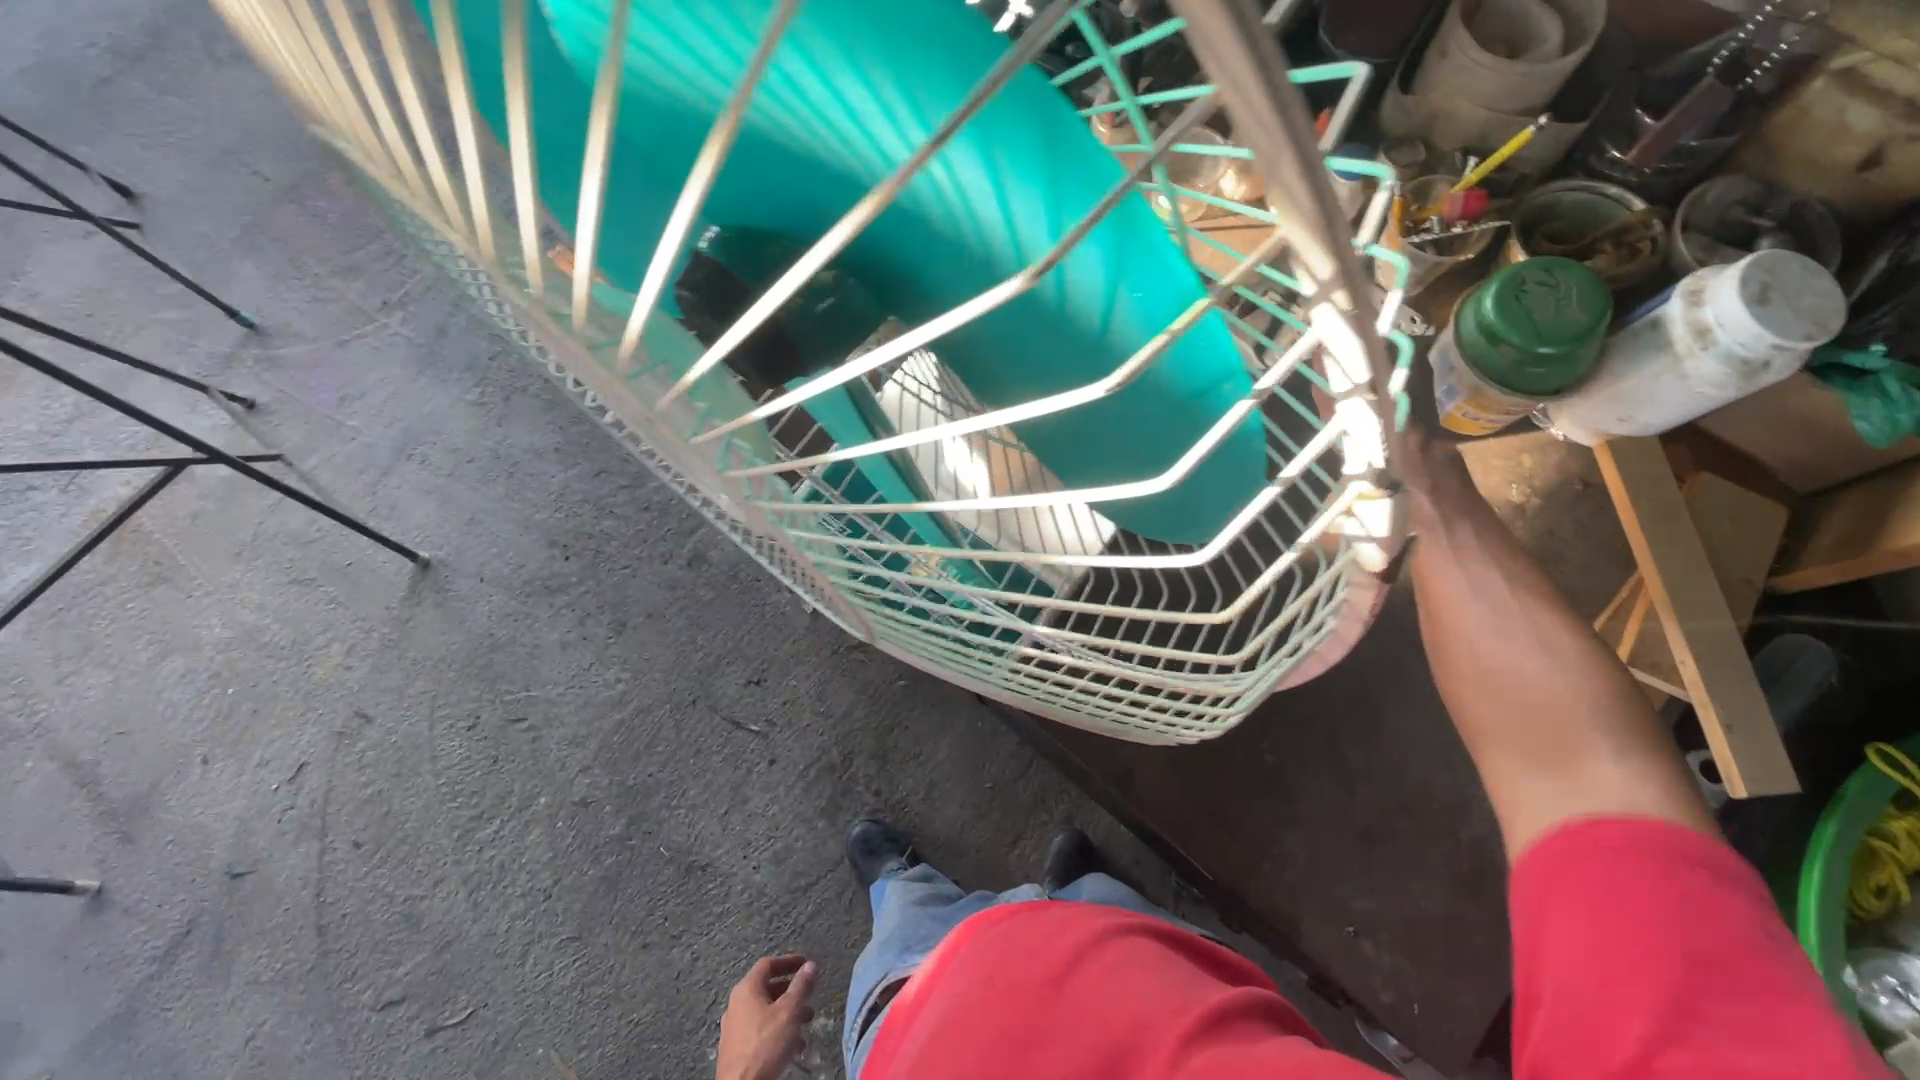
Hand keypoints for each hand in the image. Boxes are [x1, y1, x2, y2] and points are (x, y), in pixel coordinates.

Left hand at [717, 954, 817, 1079]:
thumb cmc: (766, 1044)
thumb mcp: (789, 1012)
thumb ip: (801, 987)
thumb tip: (810, 966)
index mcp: (747, 989)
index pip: (768, 964)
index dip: (788, 961)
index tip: (806, 964)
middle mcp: (737, 1004)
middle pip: (767, 989)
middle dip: (792, 992)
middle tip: (809, 998)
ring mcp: (734, 1027)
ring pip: (765, 1012)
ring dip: (788, 1014)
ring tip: (806, 1024)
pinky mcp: (736, 1047)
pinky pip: (760, 1030)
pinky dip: (778, 1031)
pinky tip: (793, 1046)